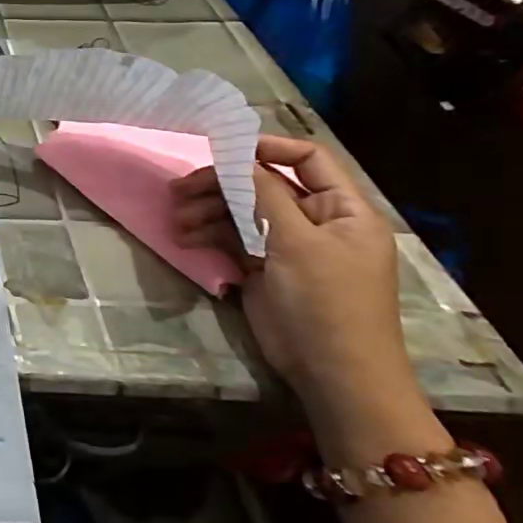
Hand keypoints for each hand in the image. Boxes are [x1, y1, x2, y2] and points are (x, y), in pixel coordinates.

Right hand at [170, 135, 409, 412]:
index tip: (224, 148)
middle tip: (182, 188)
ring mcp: (289, 246)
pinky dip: (210, 234)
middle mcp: (317, 221)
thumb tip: (240, 158)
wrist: (333, 374)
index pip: (308, 160)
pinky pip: (234, 238)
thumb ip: (266, 195)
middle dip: (222, 184)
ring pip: (243, 211)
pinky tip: (186, 237)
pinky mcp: (265, 267)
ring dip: (209, 210)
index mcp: (343, 210)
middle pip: (264, 185)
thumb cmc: (326, 302)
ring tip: (178, 218)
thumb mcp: (298, 243)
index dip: (268, 148)